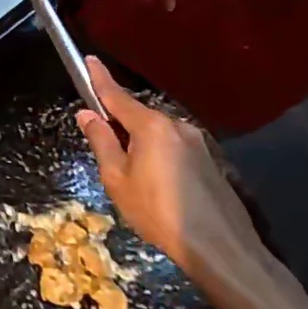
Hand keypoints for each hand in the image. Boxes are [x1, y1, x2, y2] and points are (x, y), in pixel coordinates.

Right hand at [75, 57, 266, 281]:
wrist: (220, 248)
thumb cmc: (158, 212)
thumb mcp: (117, 180)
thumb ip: (102, 142)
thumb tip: (87, 114)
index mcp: (150, 126)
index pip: (117, 95)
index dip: (99, 78)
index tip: (89, 60)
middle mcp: (175, 125)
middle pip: (138, 116)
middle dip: (120, 125)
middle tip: (106, 152)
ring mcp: (195, 142)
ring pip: (156, 134)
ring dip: (140, 145)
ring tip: (133, 180)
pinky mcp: (208, 160)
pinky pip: (173, 148)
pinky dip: (159, 156)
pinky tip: (158, 187)